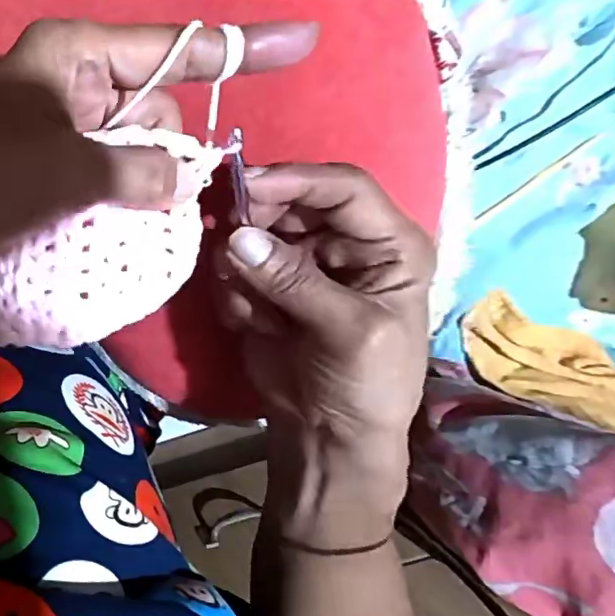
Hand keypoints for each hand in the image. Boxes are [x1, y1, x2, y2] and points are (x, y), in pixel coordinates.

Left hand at [0, 17, 318, 274]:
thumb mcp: (72, 173)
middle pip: (154, 101)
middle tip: (137, 187)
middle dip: (163, 145)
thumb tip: (186, 177)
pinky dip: (116, 186)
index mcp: (74, 52)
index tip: (305, 40)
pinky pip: (104, 161)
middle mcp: (69, 74)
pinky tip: (111, 211)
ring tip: (102, 205)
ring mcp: (58, 115)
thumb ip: (142, 170)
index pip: (174, 47)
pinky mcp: (47, 152)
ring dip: (138, 175)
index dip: (240, 47)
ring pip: (132, 140)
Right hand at [216, 163, 433, 548]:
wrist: (329, 435)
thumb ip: (294, 282)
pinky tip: (252, 326)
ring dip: (241, 270)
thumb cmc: (366, 384)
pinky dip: (233, 294)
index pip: (342, 188)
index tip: (244, 187)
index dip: (295, 180)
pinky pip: (232, 268)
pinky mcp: (263, 286)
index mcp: (387, 243)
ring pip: (252, 234)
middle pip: (289, 203)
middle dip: (256, 225)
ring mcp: (298, 263)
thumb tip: (236, 237)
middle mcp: (341, 242)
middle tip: (227, 251)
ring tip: (254, 313)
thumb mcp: (347, 332)